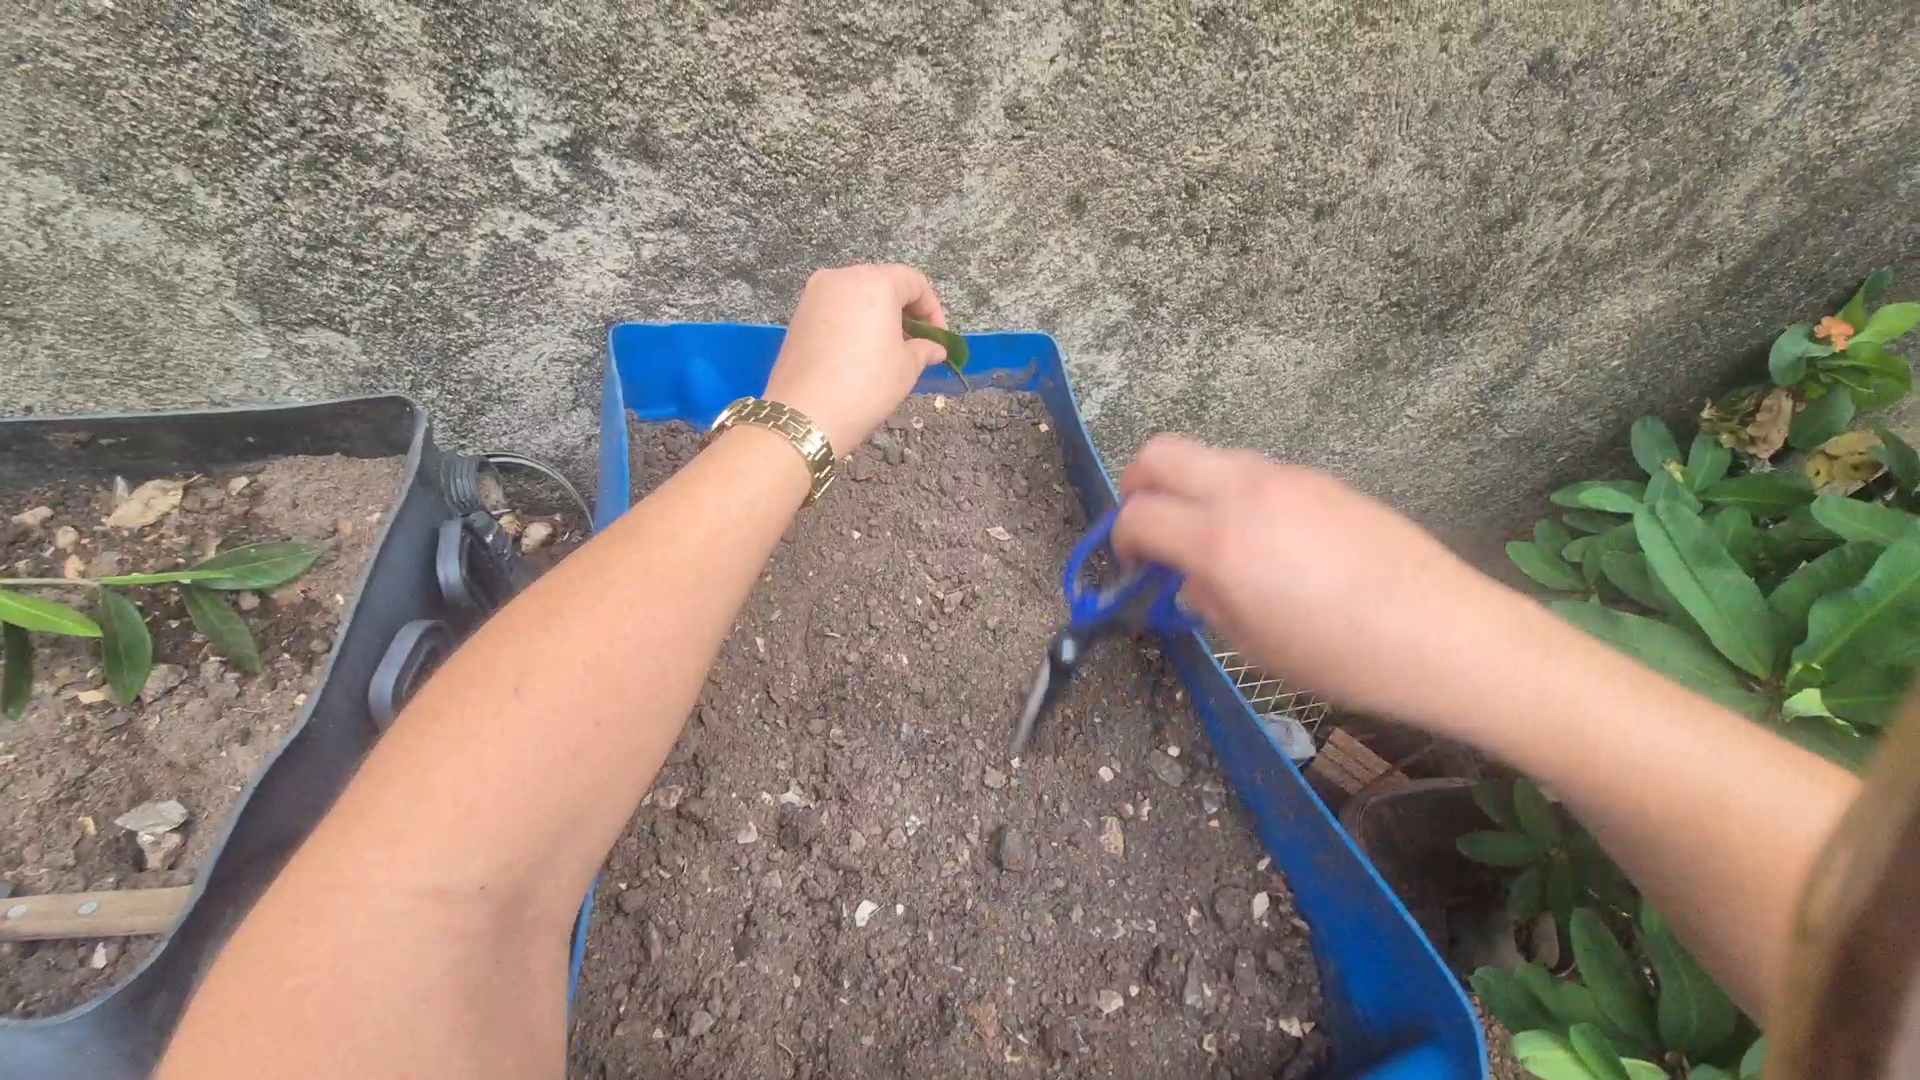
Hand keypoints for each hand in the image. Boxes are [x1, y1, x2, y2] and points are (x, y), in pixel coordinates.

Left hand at [764, 264, 950, 453]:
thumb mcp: (906, 368)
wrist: (806, 414)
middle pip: (883, 283)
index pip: (913, 282)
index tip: (938, 337)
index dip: (932, 309)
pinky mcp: (799, 314)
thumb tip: (934, 348)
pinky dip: (854, 322)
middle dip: (904, 311)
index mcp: (874, 283)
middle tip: (916, 343)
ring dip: (878, 316)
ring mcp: (815, 294)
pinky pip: (836, 309)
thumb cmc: (865, 386)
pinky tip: (860, 352)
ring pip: (857, 295)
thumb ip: (923, 350)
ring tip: (889, 350)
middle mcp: (842, 277)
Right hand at [1112, 435, 1532, 726]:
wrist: (1446, 635)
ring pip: (1208, 456)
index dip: (1120, 540)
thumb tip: (1189, 581)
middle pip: (1159, 453)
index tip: (1131, 567)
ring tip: (1208, 538)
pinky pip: (1252, 470)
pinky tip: (1262, 539)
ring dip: (1188, 487)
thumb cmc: (1341, 657)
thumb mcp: (1253, 645)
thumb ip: (1205, 601)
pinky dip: (1232, 493)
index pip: (1137, 515)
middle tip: (1148, 529)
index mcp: (1220, 541)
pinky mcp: (1320, 479)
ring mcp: (1286, 477)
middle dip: (1136, 486)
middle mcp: (1245, 492)